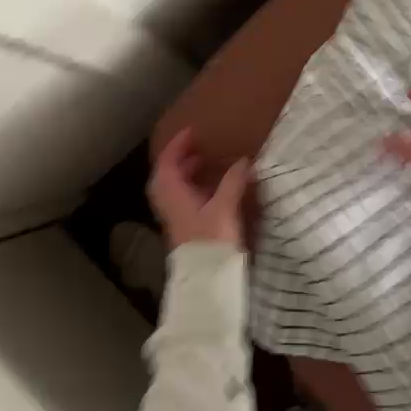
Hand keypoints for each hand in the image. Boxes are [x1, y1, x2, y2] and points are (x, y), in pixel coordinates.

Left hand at [149, 128, 251, 248]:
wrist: (205, 278)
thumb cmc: (211, 241)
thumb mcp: (224, 207)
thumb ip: (233, 182)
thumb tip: (244, 161)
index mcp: (172, 194)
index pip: (167, 163)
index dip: (177, 146)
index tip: (190, 132)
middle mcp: (169, 204)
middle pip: (167, 176)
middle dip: (179, 159)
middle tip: (197, 147)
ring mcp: (175, 218)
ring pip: (174, 189)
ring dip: (185, 174)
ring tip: (204, 164)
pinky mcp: (185, 229)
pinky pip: (183, 201)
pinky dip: (192, 189)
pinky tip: (210, 191)